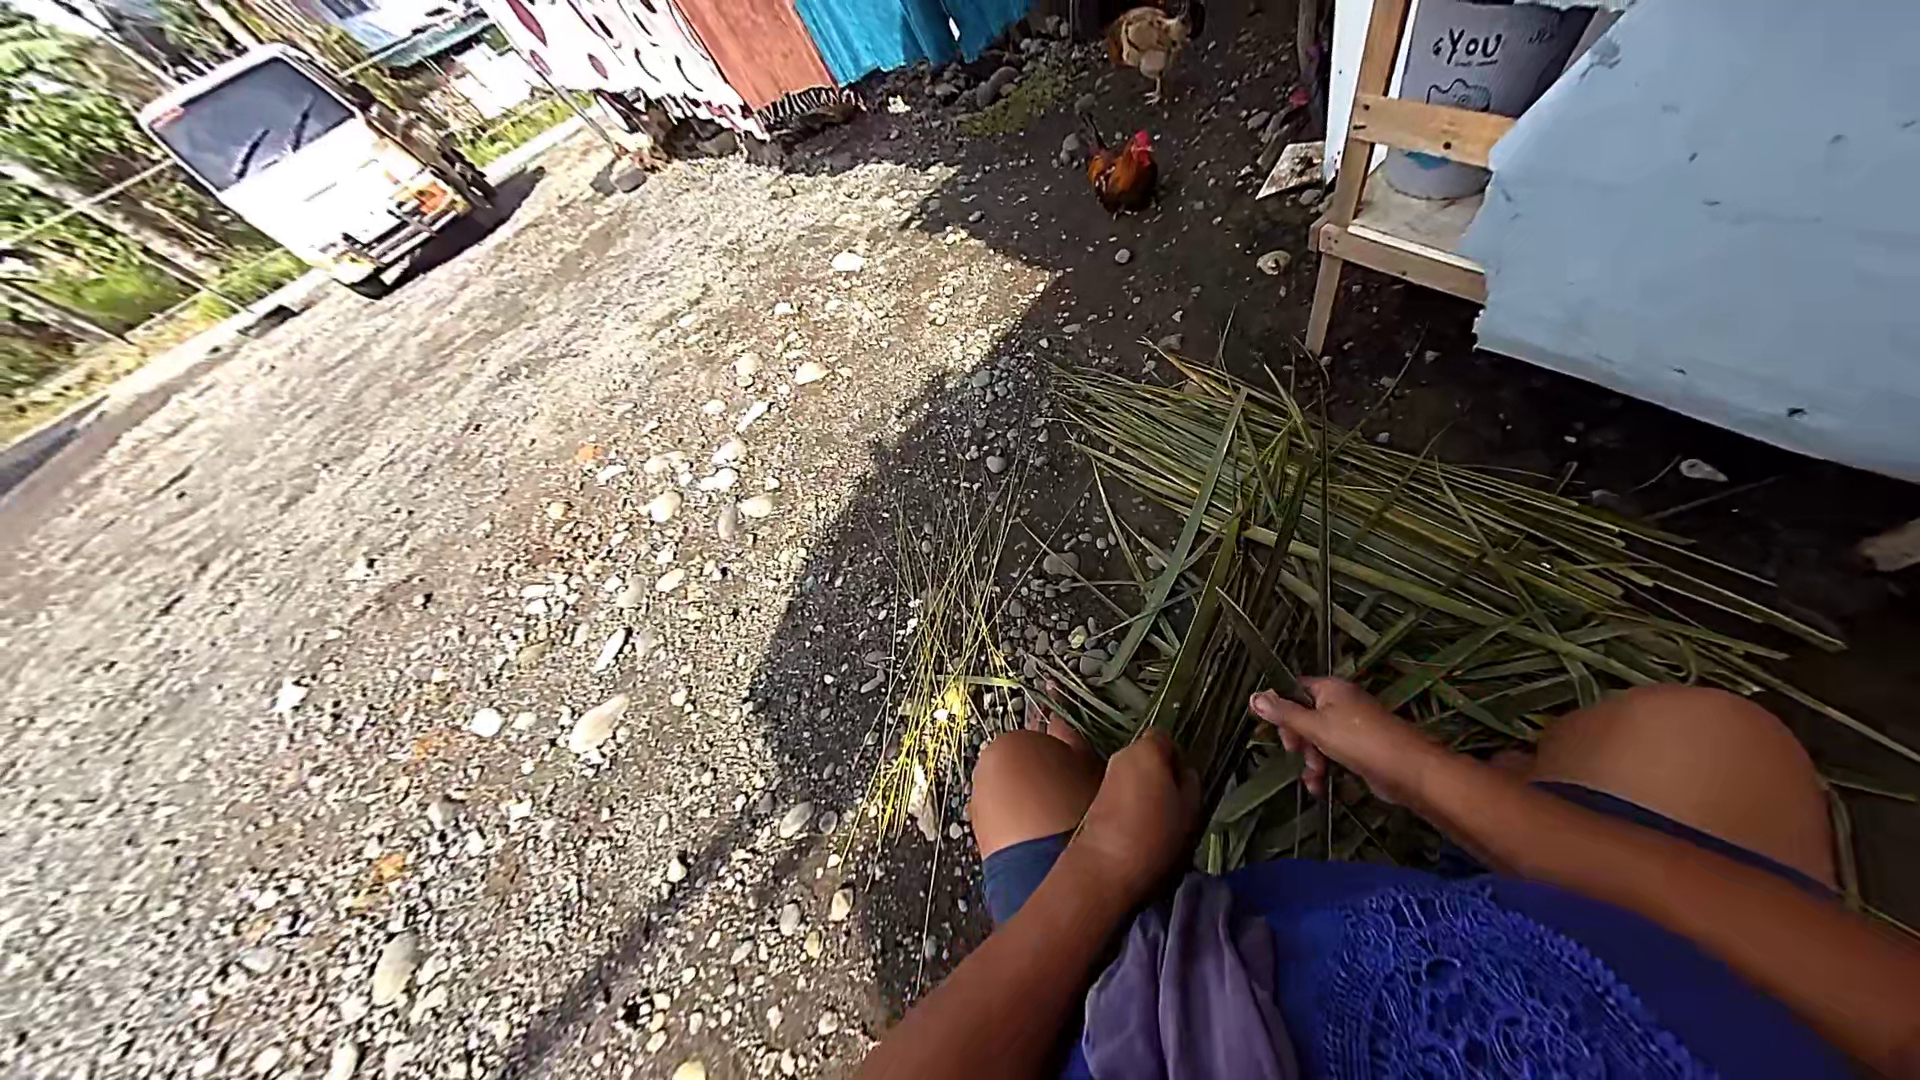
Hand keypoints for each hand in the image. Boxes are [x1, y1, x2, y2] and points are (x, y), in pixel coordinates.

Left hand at [1065, 730, 1199, 905]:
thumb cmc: (1156, 832)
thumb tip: (1184, 770)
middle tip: (1175, 800)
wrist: (1107, 863)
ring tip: (1159, 815)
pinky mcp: (1097, 793)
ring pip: (1135, 771)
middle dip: (1161, 770)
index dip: (1177, 757)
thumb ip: (1190, 781)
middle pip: (1147, 753)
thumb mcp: (1190, 807)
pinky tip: (1141, 823)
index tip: (1184, 781)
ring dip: (1147, 785)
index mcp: (1146, 749)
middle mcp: (1123, 754)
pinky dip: (1133, 798)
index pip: (1164, 738)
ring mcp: (1107, 773)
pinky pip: (1122, 787)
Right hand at [1249, 678, 1448, 803]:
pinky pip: (1332, 753)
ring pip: (1317, 738)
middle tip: (1294, 752)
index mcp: (1330, 689)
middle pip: (1303, 715)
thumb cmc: (1360, 741)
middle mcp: (1340, 703)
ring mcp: (1352, 726)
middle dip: (1296, 738)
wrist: (1411, 772)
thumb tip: (1254, 697)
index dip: (1280, 705)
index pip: (1293, 688)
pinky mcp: (1361, 749)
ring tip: (1312, 777)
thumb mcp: (1314, 726)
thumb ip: (1283, 713)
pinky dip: (1324, 767)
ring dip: (1309, 758)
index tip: (1272, 726)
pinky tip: (1318, 785)